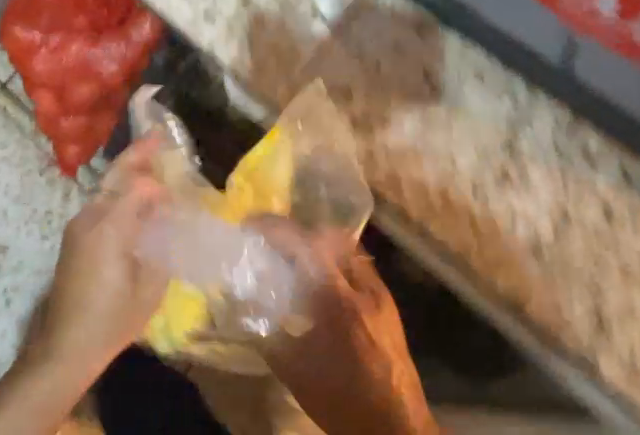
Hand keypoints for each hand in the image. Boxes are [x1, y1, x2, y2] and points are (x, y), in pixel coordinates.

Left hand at [22, 135, 171, 375]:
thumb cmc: (112, 319)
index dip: (159, 183)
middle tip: (158, 136)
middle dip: (137, 155)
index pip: (136, 186)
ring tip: (152, 167)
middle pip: (114, 176)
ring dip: (127, 176)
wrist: (66, 343)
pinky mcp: (74, 237)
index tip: (179, 190)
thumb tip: (169, 221)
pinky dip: (119, 197)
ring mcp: (77, 226)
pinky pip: (99, 207)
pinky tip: (136, 206)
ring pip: (105, 190)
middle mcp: (89, 217)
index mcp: (108, 226)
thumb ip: (162, 248)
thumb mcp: (149, 287)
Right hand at [260, 223, 437, 434]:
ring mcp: (381, 297)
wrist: (398, 433)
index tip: (250, 225)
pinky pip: (360, 268)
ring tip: (295, 255)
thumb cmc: (343, 402)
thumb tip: (242, 306)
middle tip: (272, 238)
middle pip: (330, 237)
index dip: (274, 227)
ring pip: (349, 250)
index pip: (304, 243)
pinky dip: (336, 262)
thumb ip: (265, 331)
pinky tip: (320, 281)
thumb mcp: (294, 370)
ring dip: (319, 244)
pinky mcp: (389, 308)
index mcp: (337, 300)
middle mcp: (363, 289)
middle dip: (297, 231)